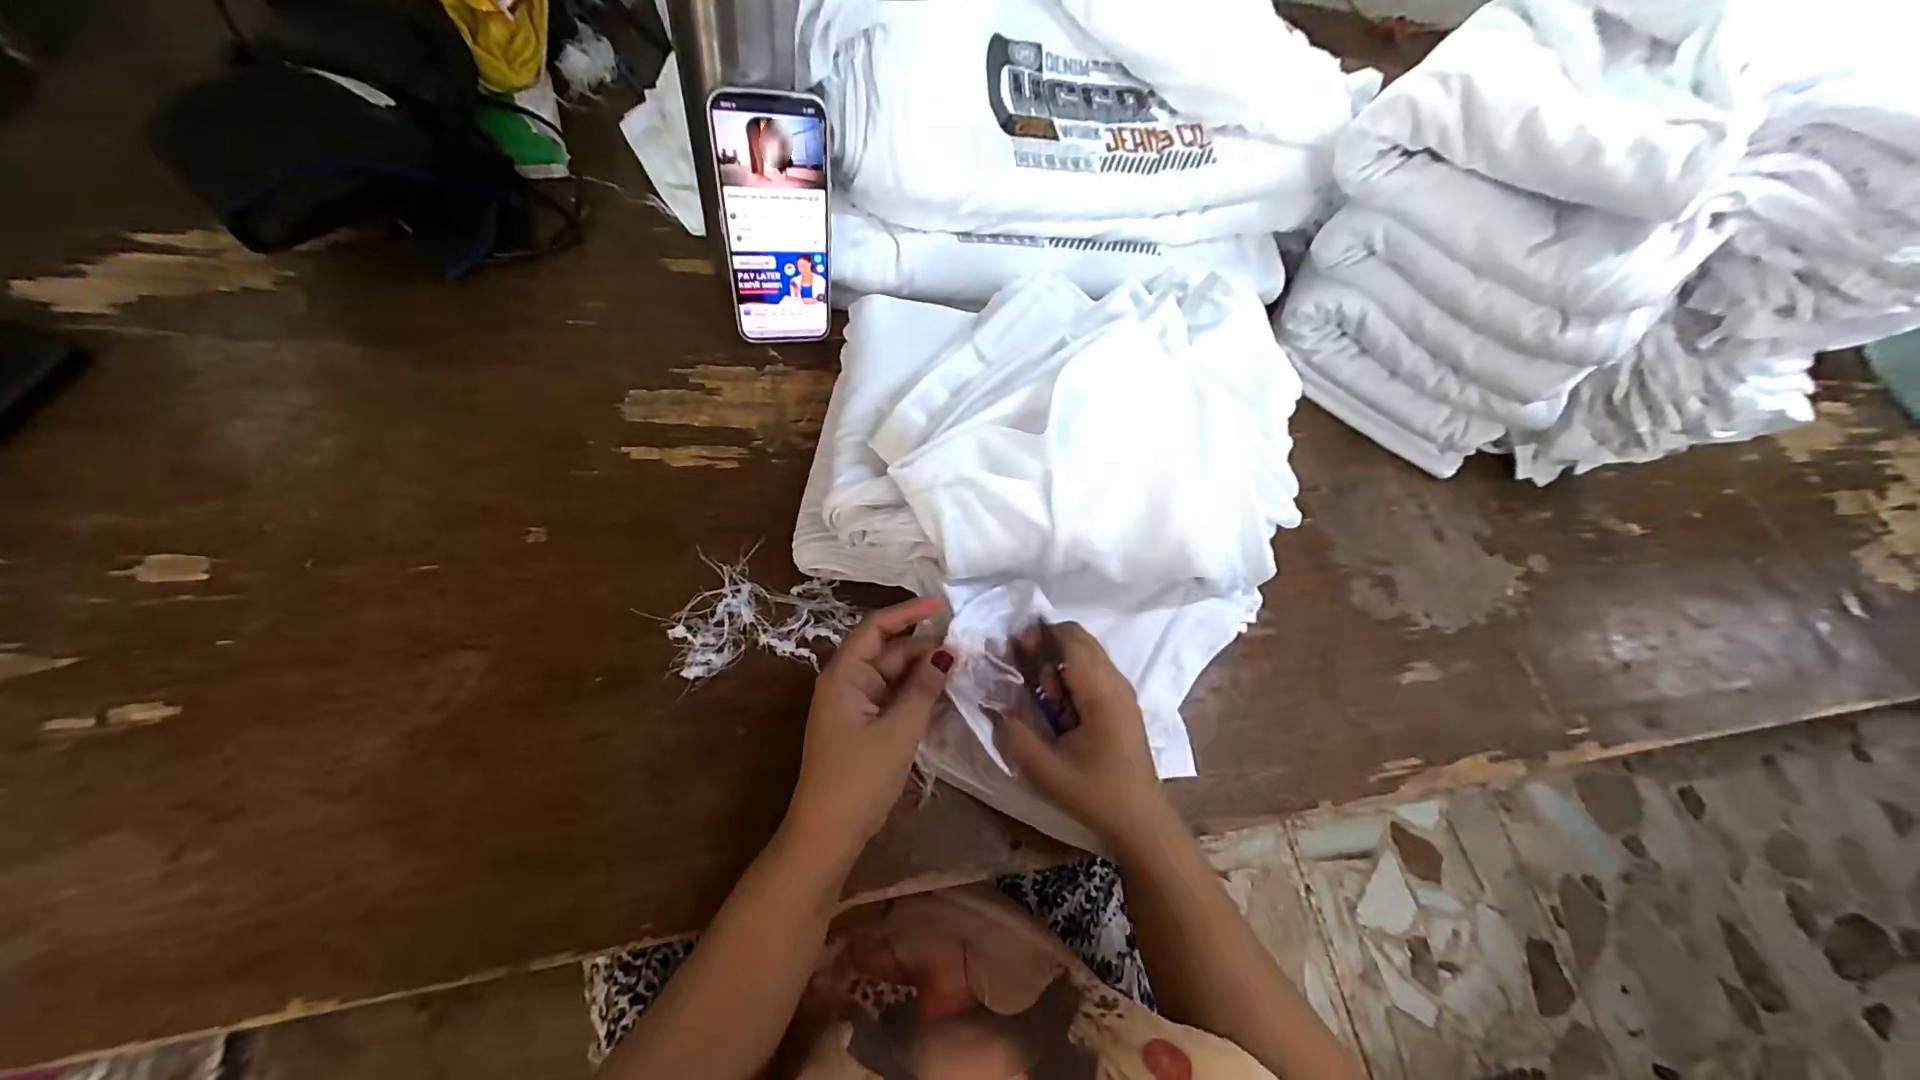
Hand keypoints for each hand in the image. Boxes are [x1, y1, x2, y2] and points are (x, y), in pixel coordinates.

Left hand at [785, 596, 954, 859]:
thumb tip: (948, 652)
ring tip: (964, 668)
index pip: (877, 628)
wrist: (828, 833)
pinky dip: (917, 694)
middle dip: (925, 648)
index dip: (909, 612)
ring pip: (895, 676)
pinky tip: (946, 694)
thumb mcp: (898, 730)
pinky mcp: (864, 725)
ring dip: (924, 672)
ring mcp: (855, 705)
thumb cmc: (859, 777)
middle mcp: (847, 683)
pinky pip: (894, 698)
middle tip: (968, 648)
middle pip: (889, 652)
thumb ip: (924, 688)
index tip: (943, 604)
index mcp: (844, 675)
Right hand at [990, 622, 1177, 848]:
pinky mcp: (1120, 702)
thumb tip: (994, 704)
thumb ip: (1014, 734)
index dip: (1039, 636)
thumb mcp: (1046, 771)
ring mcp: (1122, 690)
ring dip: (1057, 662)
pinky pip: (1091, 670)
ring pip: (1085, 652)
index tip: (1013, 650)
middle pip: (1078, 638)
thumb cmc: (1095, 795)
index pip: (1070, 639)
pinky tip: (1057, 705)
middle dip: (1046, 645)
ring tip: (1041, 695)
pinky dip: (1069, 674)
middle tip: (1021, 671)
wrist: (1141, 821)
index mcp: (1102, 692)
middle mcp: (1116, 682)